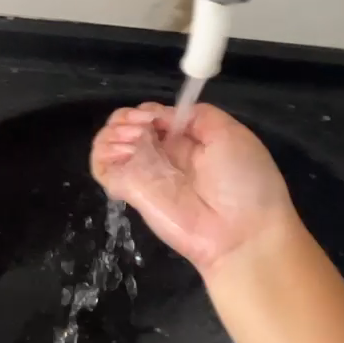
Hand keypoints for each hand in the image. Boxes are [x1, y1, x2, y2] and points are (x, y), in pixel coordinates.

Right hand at [89, 102, 296, 274]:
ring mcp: (140, 172)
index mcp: (184, 140)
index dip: (148, 110)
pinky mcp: (126, 190)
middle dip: (125, 118)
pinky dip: (102, 154)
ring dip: (113, 132)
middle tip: (142, 128)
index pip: (150, 116)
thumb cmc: (243, 181)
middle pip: (123, 125)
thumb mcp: (231, 134)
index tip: (157, 116)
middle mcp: (158, 154)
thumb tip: (160, 115)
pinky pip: (100, 167)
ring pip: (107, 142)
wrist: (239, 232)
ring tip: (133, 140)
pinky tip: (124, 155)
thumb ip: (197, 115)